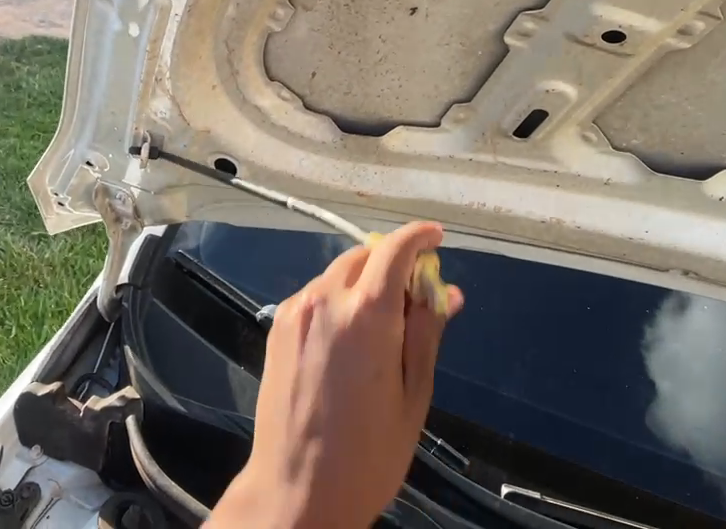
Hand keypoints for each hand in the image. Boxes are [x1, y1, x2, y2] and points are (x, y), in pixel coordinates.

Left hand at [206, 222, 464, 528]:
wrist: (296, 489)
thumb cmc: (369, 453)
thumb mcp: (413, 395)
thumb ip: (428, 332)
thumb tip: (447, 291)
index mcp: (366, 314)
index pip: (394, 249)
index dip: (418, 237)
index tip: (436, 237)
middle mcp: (325, 299)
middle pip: (364, 256)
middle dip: (392, 264)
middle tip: (415, 299)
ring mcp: (295, 311)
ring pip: (337, 274)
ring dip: (363, 282)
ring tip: (382, 329)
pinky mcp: (277, 326)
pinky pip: (315, 295)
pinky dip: (338, 300)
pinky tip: (348, 341)